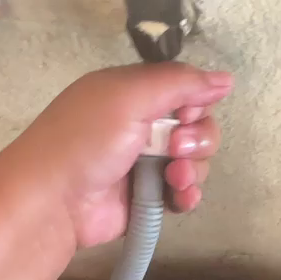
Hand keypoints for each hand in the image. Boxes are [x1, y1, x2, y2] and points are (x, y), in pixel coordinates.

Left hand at [0, 63, 232, 249]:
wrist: (53, 201)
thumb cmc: (86, 139)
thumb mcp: (129, 96)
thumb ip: (180, 83)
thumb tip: (226, 79)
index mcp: (133, 94)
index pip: (185, 91)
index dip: (196, 103)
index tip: (187, 115)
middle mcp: (141, 126)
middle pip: (196, 127)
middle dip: (198, 139)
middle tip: (176, 150)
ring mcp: (145, 165)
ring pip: (194, 162)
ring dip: (194, 170)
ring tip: (174, 179)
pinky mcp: (147, 198)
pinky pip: (183, 193)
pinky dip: (187, 195)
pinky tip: (180, 198)